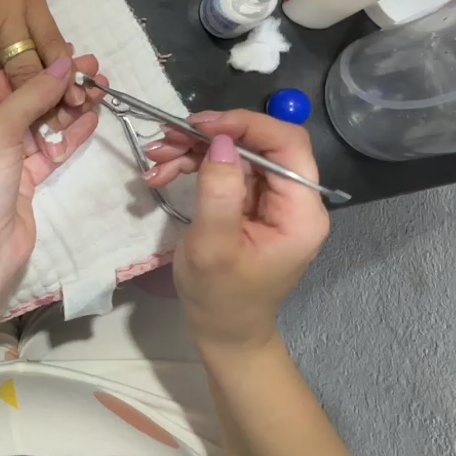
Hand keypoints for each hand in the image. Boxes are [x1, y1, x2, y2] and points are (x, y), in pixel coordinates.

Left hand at [0, 54, 101, 321]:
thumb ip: (32, 94)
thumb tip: (64, 63)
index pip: (1, 79)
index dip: (36, 65)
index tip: (72, 53)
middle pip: (24, 100)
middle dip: (57, 86)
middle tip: (96, 70)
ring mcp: (2, 159)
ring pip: (40, 125)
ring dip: (68, 108)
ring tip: (101, 89)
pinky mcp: (23, 182)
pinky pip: (49, 150)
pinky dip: (69, 135)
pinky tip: (92, 118)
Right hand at [142, 111, 330, 346]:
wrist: (222, 330)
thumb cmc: (221, 297)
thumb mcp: (213, 247)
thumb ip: (219, 192)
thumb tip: (220, 142)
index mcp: (300, 211)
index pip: (287, 144)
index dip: (246, 125)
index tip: (200, 124)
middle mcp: (292, 198)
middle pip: (258, 143)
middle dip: (210, 136)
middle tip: (166, 138)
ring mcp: (269, 200)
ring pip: (235, 152)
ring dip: (193, 149)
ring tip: (155, 157)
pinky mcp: (247, 203)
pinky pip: (222, 170)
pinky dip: (191, 166)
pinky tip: (161, 174)